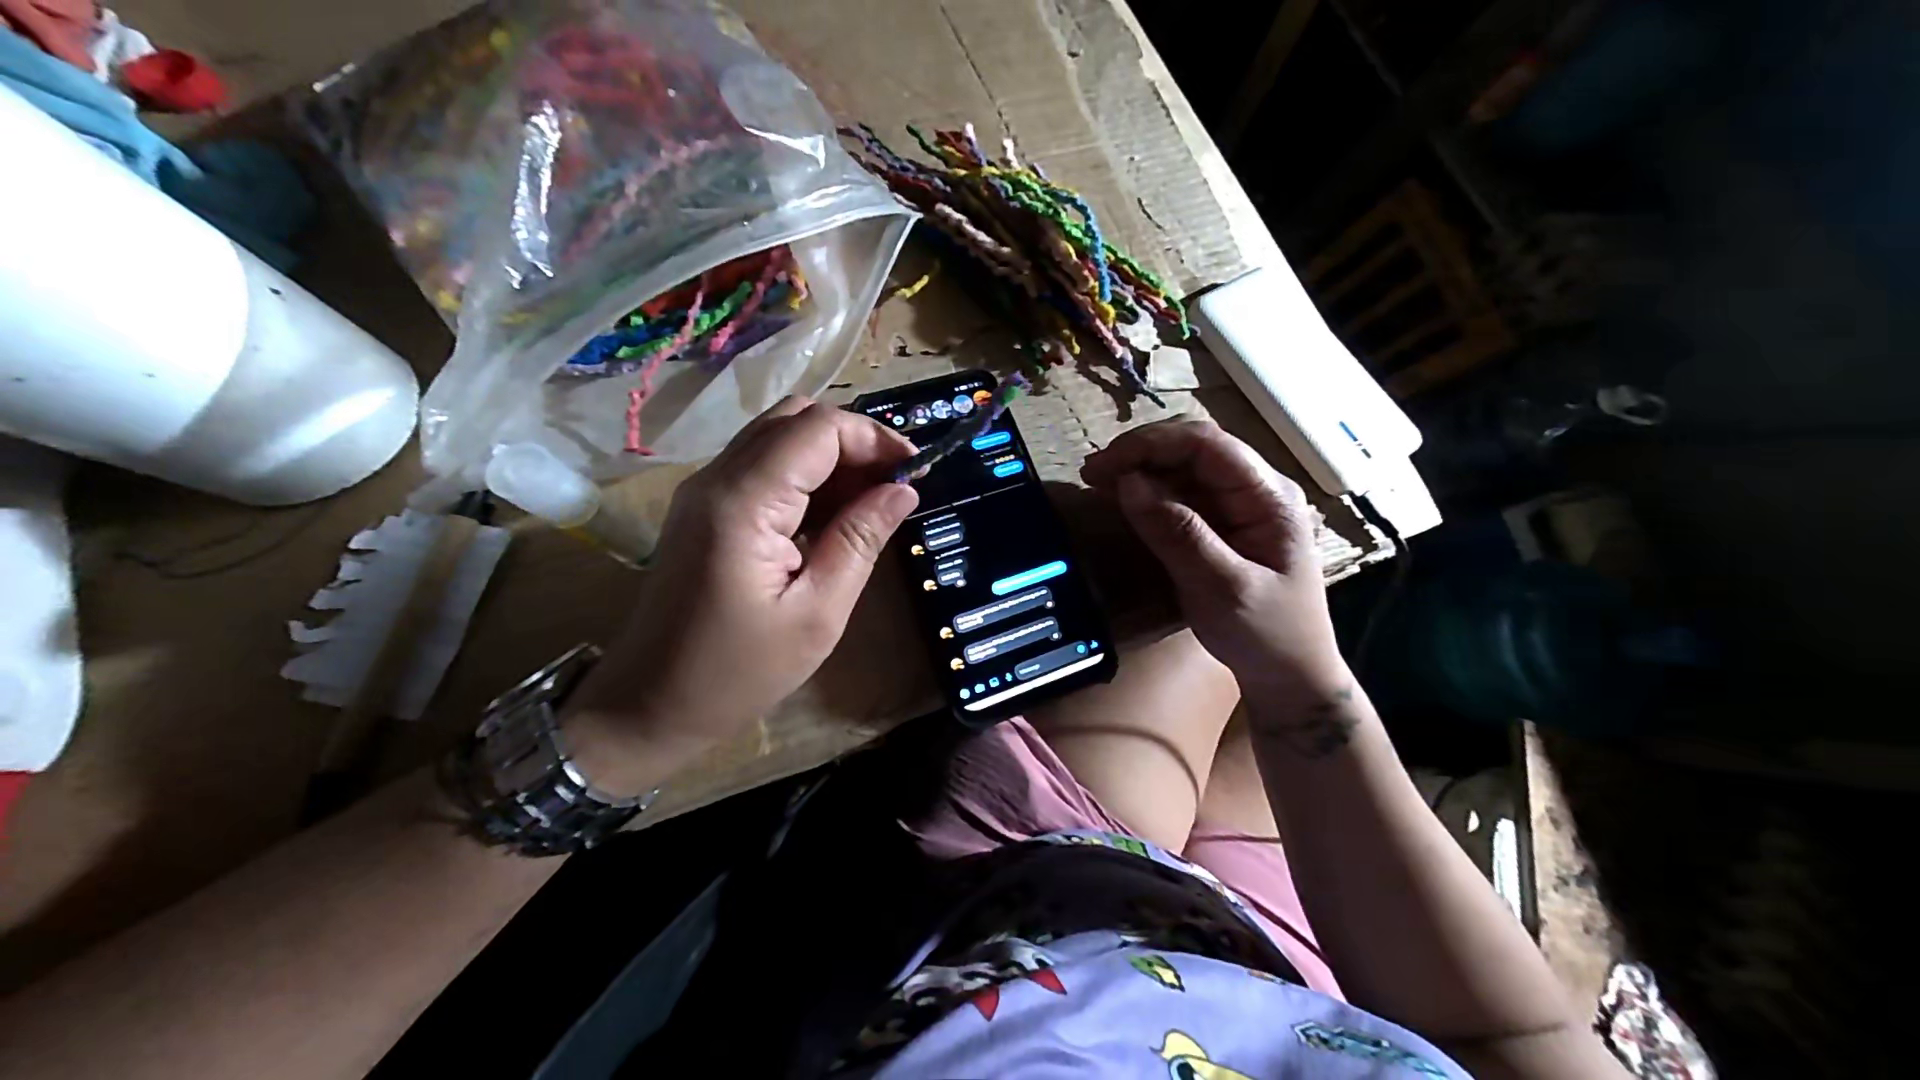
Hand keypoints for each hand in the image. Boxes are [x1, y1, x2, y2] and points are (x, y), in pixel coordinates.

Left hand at [565, 397, 918, 793]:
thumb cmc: (737, 673)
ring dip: (831, 456)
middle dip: (853, 440)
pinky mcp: (704, 507)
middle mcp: (716, 479)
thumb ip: (860, 541)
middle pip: (794, 418)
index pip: (817, 429)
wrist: (649, 704)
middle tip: (893, 484)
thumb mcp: (817, 614)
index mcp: (743, 503)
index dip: (873, 438)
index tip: (915, 470)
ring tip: (872, 501)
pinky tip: (832, 515)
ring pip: (778, 437)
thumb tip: (903, 489)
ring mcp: (704, 490)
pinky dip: (805, 475)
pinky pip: (762, 466)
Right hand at [1081, 419, 1346, 700]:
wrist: (1288, 673)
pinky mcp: (1220, 522)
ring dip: (1139, 468)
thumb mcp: (1222, 587)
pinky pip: (1179, 492)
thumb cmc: (1266, 632)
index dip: (1151, 444)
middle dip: (1141, 452)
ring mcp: (1238, 504)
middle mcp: (1255, 488)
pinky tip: (1120, 497)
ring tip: (1097, 482)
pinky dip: (1146, 491)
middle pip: (1193, 447)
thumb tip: (1127, 484)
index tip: (1104, 465)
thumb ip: (1178, 534)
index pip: (1207, 445)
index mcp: (1270, 496)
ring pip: (1182, 466)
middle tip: (1093, 473)